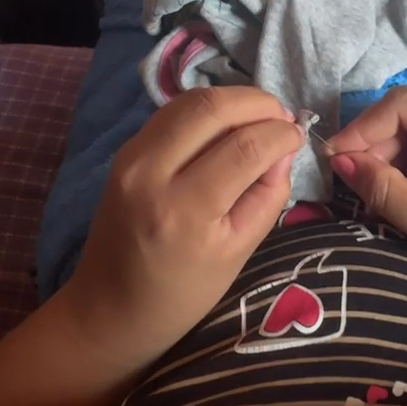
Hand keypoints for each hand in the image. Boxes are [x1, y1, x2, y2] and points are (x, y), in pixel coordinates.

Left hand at [58, 87, 302, 367]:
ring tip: (261, 115)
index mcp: (184, 211)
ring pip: (191, 100)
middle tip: (283, 116)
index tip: (299, 135)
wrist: (107, 307)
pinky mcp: (126, 149)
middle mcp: (152, 172)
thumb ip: (268, 197)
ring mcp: (132, 156)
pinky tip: (229, 121)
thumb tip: (286, 149)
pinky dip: (207, 108)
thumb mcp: (237, 254)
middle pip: (212, 108)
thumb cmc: (180, 294)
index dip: (280, 134)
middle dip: (258, 102)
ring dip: (233, 99)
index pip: (243, 148)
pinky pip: (173, 111)